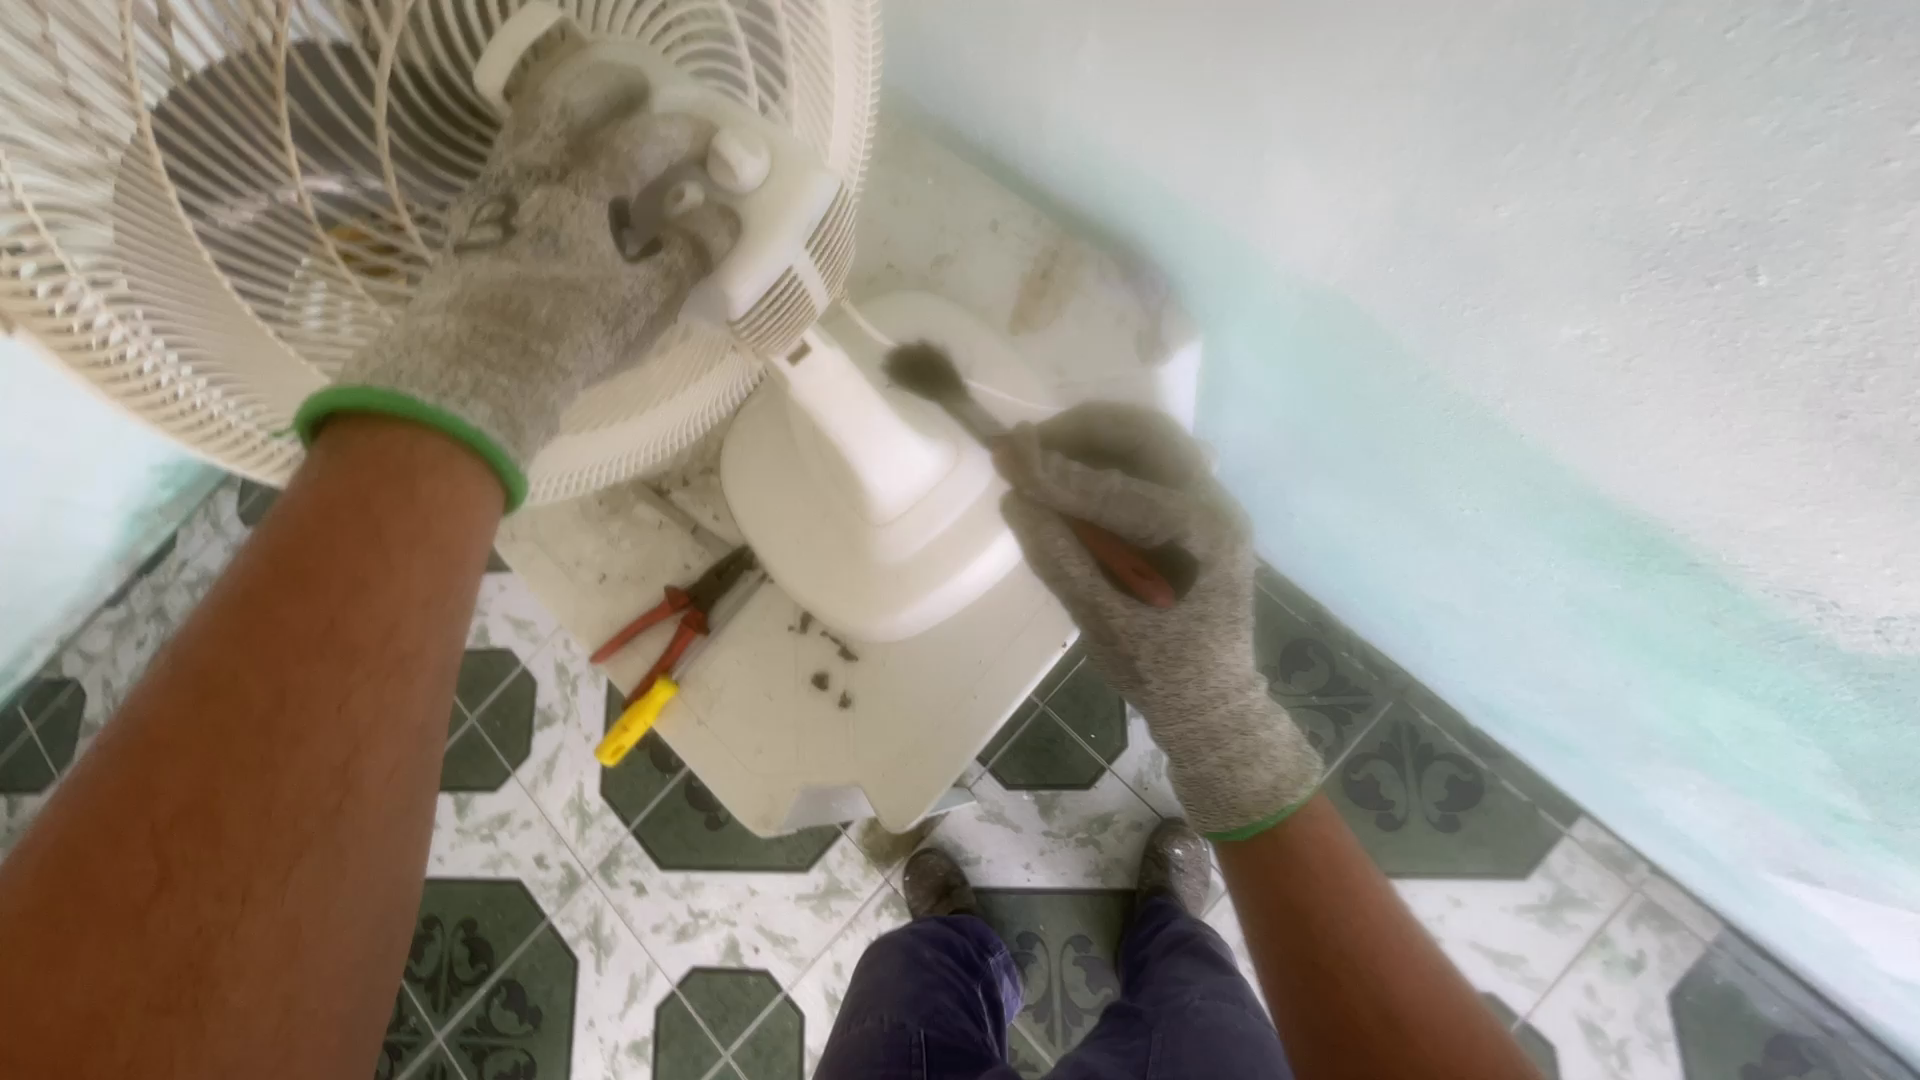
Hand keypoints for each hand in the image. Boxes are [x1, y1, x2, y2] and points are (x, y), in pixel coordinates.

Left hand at [295, 80, 738, 509]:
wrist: (481, 370)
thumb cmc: (571, 333)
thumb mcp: (645, 302)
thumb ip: (687, 255)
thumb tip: (723, 218)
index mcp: (577, 189)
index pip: (636, 141)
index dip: (679, 132)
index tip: (712, 133)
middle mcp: (528, 176)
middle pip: (560, 106)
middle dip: (602, 88)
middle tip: (634, 85)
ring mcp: (492, 198)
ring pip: (525, 134)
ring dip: (561, 118)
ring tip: (590, 124)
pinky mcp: (470, 230)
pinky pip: (509, 172)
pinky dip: (538, 164)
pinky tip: (553, 189)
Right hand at [998, 403, 1321, 838]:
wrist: (1211, 702)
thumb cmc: (1163, 674)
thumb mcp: (1104, 625)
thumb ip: (1060, 560)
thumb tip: (1015, 501)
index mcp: (1205, 535)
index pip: (1119, 489)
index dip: (1056, 473)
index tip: (1005, 456)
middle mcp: (1215, 504)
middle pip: (1145, 434)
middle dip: (1079, 432)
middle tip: (1025, 446)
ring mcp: (1209, 504)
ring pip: (1147, 441)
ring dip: (1090, 440)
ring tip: (1039, 457)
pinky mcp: (1192, 512)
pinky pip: (1146, 465)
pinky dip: (1103, 461)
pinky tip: (1068, 479)